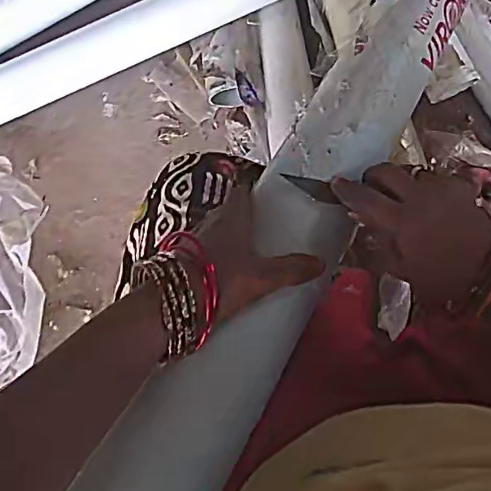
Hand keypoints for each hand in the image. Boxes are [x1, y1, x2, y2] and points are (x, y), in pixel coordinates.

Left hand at [193, 188, 325, 325]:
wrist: (174, 301)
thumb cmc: (217, 279)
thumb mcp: (262, 277)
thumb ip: (290, 270)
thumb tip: (316, 264)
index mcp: (231, 216)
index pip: (242, 191)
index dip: (253, 189)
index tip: (265, 194)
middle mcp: (210, 222)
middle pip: (229, 211)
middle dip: (244, 217)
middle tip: (263, 227)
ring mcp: (193, 239)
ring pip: (214, 230)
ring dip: (227, 237)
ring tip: (247, 252)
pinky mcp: (182, 259)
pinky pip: (203, 251)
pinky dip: (214, 257)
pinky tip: (225, 273)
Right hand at [331, 163, 490, 312]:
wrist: (487, 272)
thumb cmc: (440, 278)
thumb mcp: (402, 267)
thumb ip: (379, 240)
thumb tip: (361, 217)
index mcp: (401, 220)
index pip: (365, 197)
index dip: (347, 189)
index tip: (336, 183)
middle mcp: (419, 197)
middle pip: (386, 171)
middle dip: (373, 176)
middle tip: (369, 186)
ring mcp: (441, 188)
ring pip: (411, 171)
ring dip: (400, 179)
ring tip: (400, 193)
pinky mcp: (460, 187)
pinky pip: (435, 177)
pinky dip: (425, 185)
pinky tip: (427, 197)